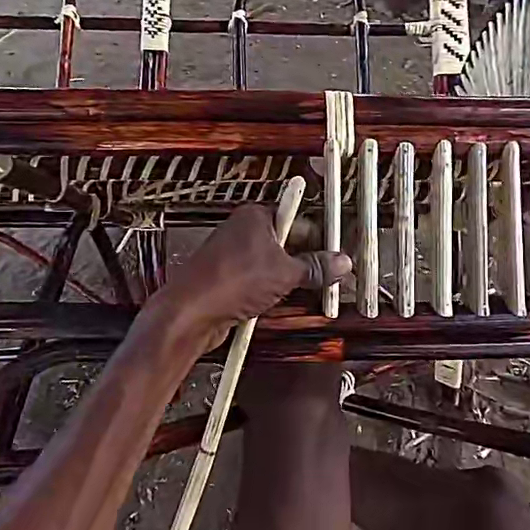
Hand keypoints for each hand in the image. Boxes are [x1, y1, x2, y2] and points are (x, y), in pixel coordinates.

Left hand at [152, 204, 351, 349]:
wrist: (191, 312)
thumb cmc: (226, 282)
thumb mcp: (285, 273)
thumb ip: (315, 267)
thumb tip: (337, 263)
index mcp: (254, 217)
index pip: (298, 219)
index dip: (320, 237)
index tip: (338, 252)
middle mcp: (242, 232)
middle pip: (287, 242)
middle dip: (308, 260)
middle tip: (331, 274)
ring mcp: (234, 256)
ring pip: (273, 264)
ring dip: (292, 278)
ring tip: (312, 289)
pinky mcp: (228, 279)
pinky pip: (259, 281)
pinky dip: (273, 290)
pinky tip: (281, 301)